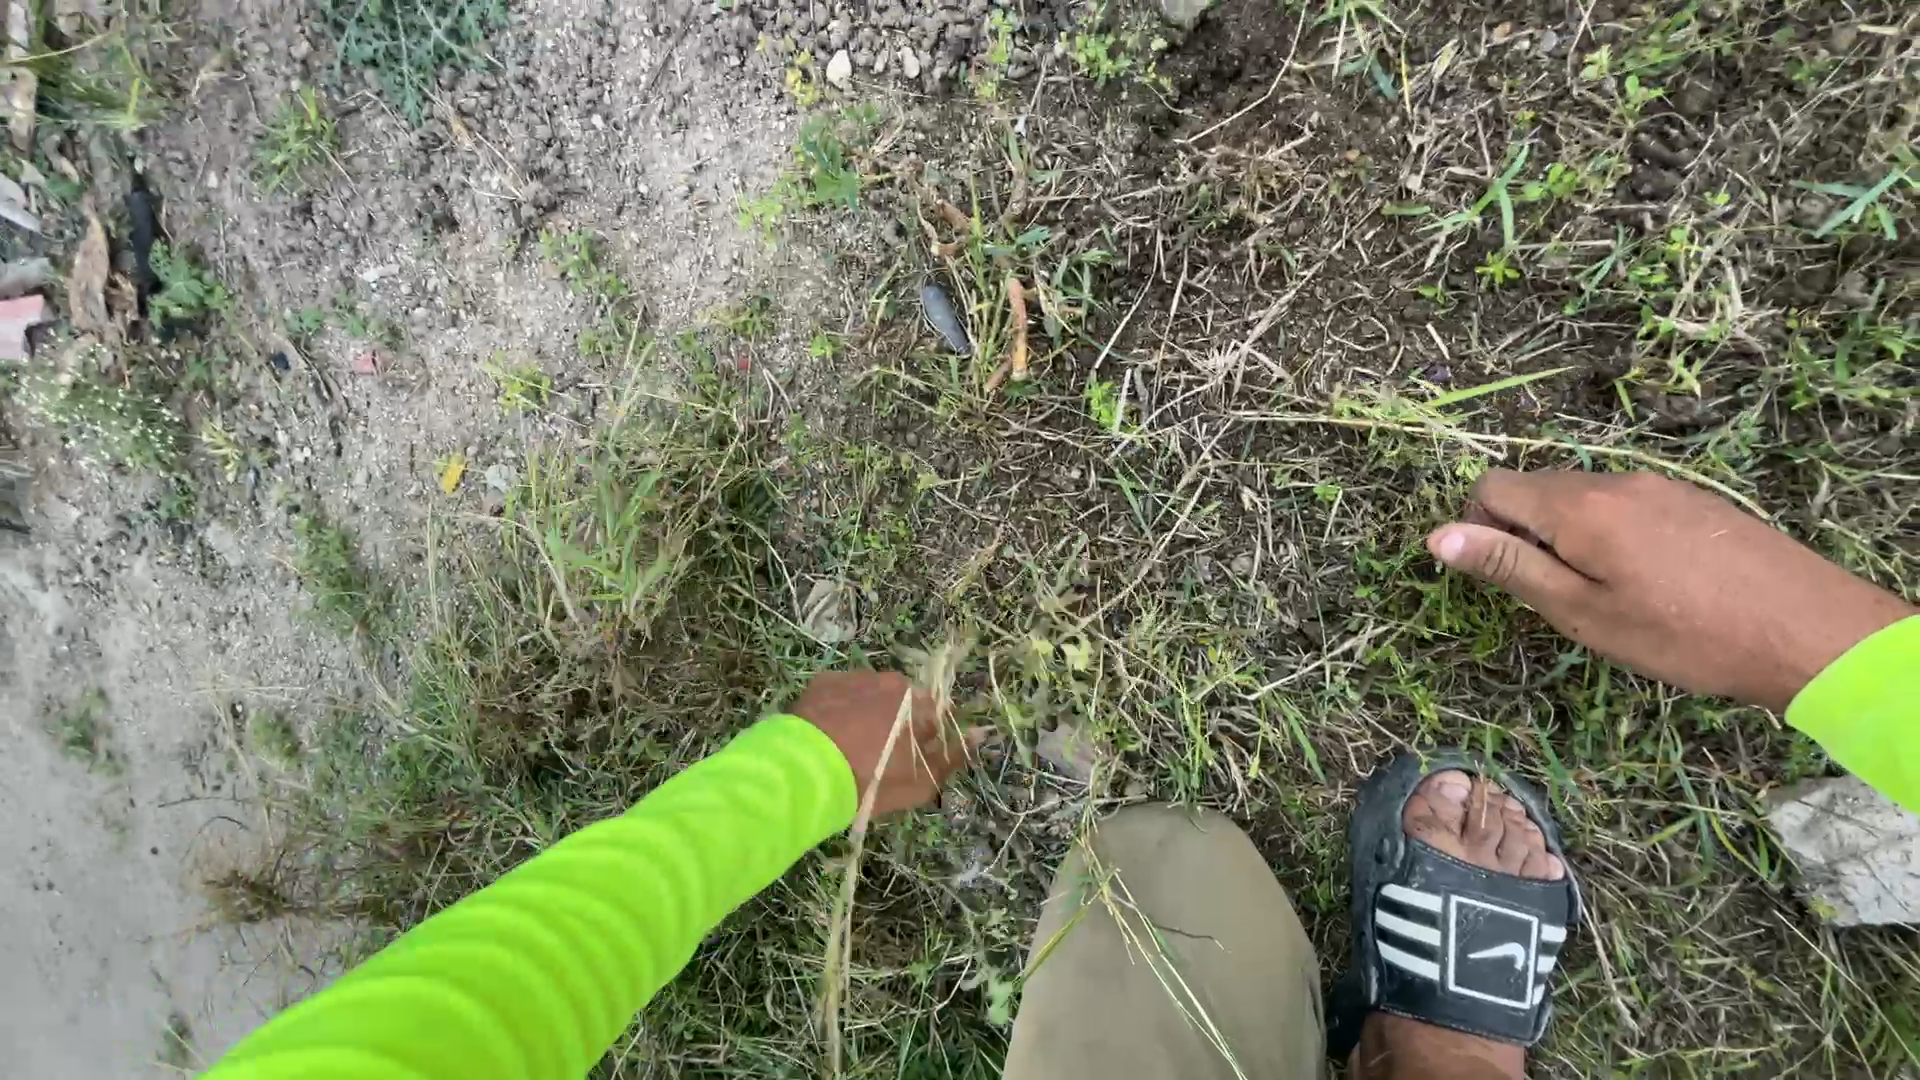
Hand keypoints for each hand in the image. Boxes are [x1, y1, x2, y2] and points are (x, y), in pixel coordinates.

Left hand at [787, 670, 976, 815]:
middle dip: (897, 720)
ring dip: (867, 711)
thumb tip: (981, 733)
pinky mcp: (824, 682)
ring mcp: (855, 678)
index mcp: (918, 704)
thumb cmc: (870, 781)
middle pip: (903, 700)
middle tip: (880, 754)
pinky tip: (828, 733)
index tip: (913, 756)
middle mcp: (890, 682)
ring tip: (849, 744)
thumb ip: (953, 756)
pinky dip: (838, 707)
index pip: (934, 714)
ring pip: (870, 693)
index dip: (926, 736)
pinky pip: (840, 692)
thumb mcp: (920, 782)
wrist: (807, 772)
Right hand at [1426, 470, 1913, 711]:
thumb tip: (1436, 535)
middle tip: (1552, 589)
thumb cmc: (1682, 634)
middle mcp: (1613, 482)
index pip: (1490, 486)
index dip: (1476, 525)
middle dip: (1519, 530)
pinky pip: (1619, 501)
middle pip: (1531, 488)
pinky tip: (1644, 576)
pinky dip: (1604, 530)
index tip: (1503, 572)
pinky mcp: (1691, 499)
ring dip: (1562, 532)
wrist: (1820, 636)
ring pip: (1575, 496)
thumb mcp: (1578, 610)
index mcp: (1577, 508)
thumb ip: (1506, 565)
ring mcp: (1658, 486)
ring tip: (1601, 588)